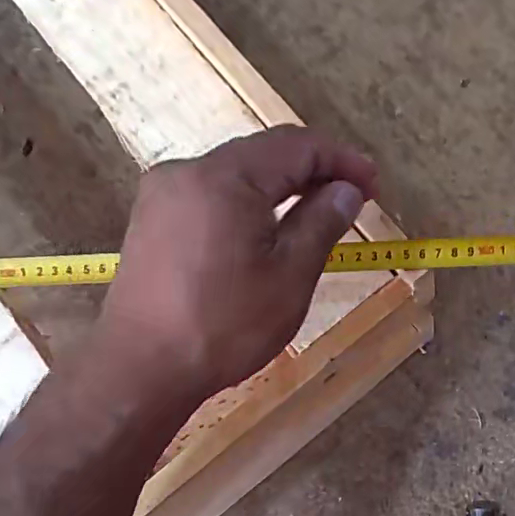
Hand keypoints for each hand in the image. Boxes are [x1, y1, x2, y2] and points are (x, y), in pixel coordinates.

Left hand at [90, 126, 375, 405]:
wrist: (141, 369)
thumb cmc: (225, 326)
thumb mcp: (289, 275)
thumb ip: (322, 222)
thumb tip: (347, 190)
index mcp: (224, 177)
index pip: (296, 146)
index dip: (342, 159)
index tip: (373, 184)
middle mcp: (187, 171)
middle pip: (264, 153)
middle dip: (314, 170)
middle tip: (354, 199)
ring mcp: (164, 194)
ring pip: (238, 173)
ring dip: (283, 186)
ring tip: (319, 215)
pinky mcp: (153, 219)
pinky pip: (213, 194)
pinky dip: (251, 203)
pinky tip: (269, 230)